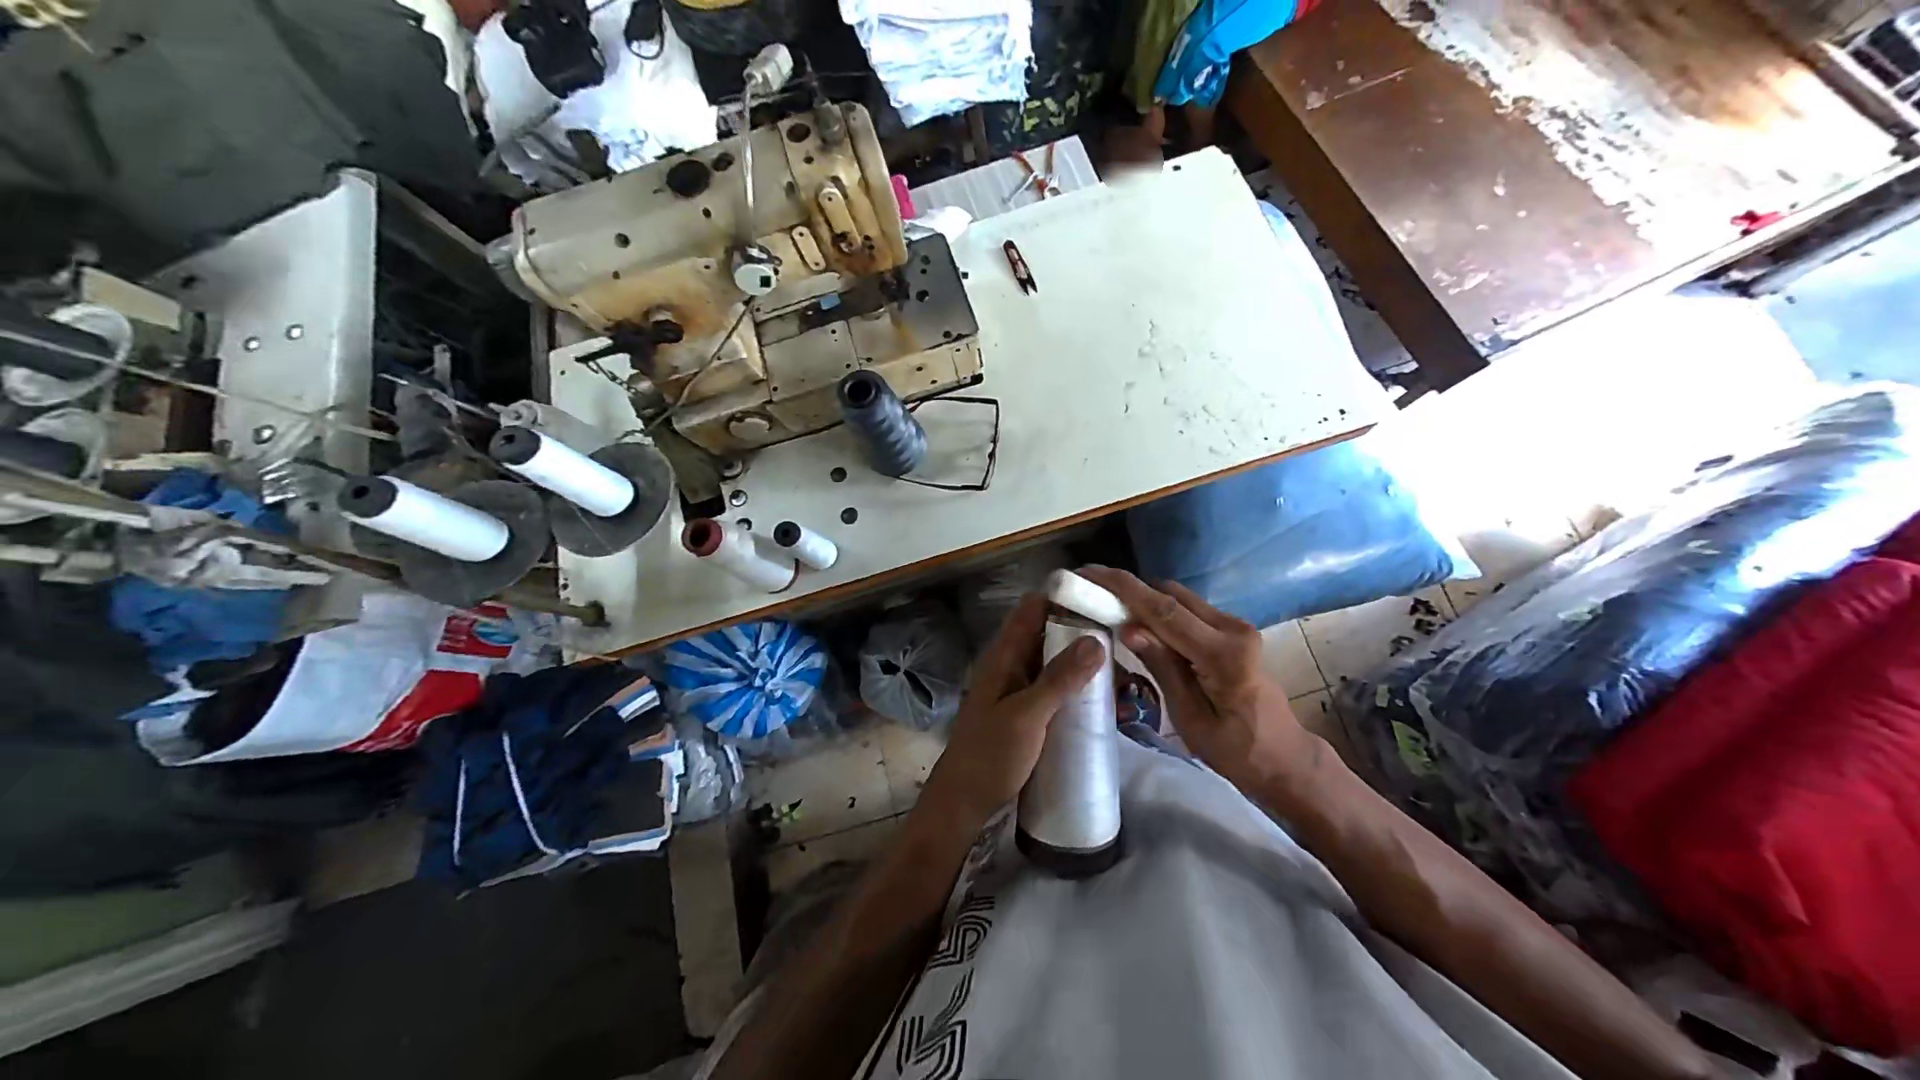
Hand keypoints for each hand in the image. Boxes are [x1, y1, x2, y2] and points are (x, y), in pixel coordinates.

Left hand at [917, 593, 1106, 831]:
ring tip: (1126, 682)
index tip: (1104, 600)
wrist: (964, 805)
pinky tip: (1110, 709)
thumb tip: (1097, 640)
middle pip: (1051, 637)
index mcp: (1004, 657)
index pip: (1033, 610)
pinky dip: (1082, 696)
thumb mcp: (1027, 715)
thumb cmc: (990, 756)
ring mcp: (1022, 693)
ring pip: (1059, 668)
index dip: (1064, 598)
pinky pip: (1060, 696)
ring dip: (1088, 670)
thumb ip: (1059, 679)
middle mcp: (1013, 667)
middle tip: (1127, 646)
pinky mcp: (1031, 717)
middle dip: (1086, 637)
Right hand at [1079, 568, 1320, 791]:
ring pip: (1178, 599)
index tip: (1088, 572)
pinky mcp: (1232, 631)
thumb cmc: (1236, 751)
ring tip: (1104, 606)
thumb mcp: (1190, 718)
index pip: (1164, 610)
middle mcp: (1233, 628)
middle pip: (1170, 595)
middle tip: (1087, 592)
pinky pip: (1187, 611)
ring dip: (1142, 599)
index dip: (1123, 588)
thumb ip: (1163, 668)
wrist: (1283, 757)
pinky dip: (1158, 611)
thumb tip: (1129, 627)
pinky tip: (1136, 622)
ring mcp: (1235, 626)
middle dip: (1127, 589)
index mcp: (1223, 654)